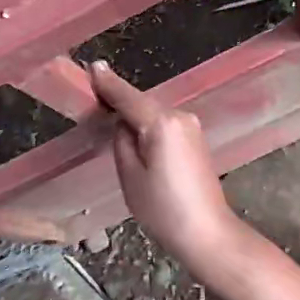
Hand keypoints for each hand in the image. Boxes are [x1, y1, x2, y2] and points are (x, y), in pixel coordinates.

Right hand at [88, 62, 251, 273]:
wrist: (207, 232)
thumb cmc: (163, 209)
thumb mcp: (130, 176)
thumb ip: (122, 140)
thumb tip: (123, 122)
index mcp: (161, 123)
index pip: (128, 97)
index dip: (108, 84)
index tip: (92, 67)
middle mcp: (180, 116)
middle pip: (142, 103)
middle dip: (121, 103)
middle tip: (95, 104)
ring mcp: (192, 127)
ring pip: (155, 114)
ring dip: (136, 117)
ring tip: (114, 128)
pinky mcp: (197, 139)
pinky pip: (166, 125)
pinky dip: (151, 127)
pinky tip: (140, 141)